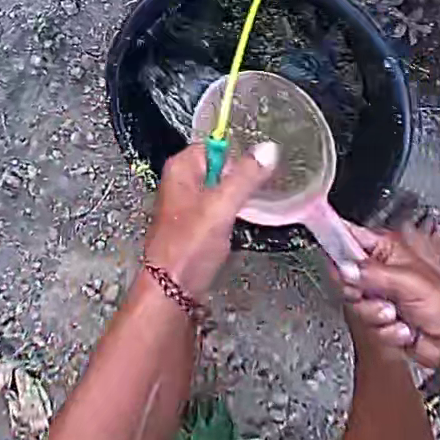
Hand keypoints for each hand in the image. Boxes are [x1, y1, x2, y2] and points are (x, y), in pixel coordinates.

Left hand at [141, 141, 276, 296]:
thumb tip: (268, 149)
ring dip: (236, 200)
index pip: (215, 145)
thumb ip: (246, 176)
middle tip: (254, 194)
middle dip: (239, 180)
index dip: (236, 157)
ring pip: (222, 191)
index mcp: (181, 167)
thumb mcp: (222, 206)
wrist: (171, 294)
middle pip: (221, 168)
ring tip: (248, 211)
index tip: (255, 170)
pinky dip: (231, 216)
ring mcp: (186, 205)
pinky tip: (237, 228)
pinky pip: (219, 211)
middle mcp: (181, 182)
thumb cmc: (188, 247)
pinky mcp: (194, 226)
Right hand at [338, 225, 439, 373]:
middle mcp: (377, 267)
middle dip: (359, 291)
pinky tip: (402, 327)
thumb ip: (374, 273)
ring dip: (374, 313)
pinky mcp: (377, 315)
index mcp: (385, 248)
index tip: (327, 249)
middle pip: (344, 273)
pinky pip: (365, 321)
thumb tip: (346, 267)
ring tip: (395, 313)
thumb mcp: (407, 282)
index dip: (335, 240)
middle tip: (374, 294)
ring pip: (354, 301)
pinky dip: (383, 329)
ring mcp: (377, 292)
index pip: (349, 235)